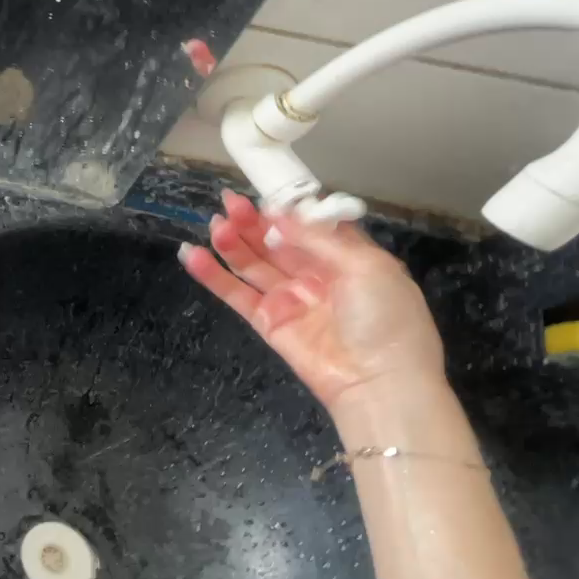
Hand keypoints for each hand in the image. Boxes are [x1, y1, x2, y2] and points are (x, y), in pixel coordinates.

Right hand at [180, 190, 447, 415]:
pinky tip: (191, 254)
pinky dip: (211, 274)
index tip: (263, 194)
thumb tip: (279, 213)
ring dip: (231, 242)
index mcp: (349, 259)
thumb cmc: (387, 321)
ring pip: (251, 263)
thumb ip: (320, 239)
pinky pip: (233, 292)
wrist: (377, 383)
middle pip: (275, 241)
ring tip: (214, 224)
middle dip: (252, 221)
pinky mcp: (265, 319)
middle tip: (229, 202)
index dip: (285, 211)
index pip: (310, 227)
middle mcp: (316, 275)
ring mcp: (288, 297)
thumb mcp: (368, 269)